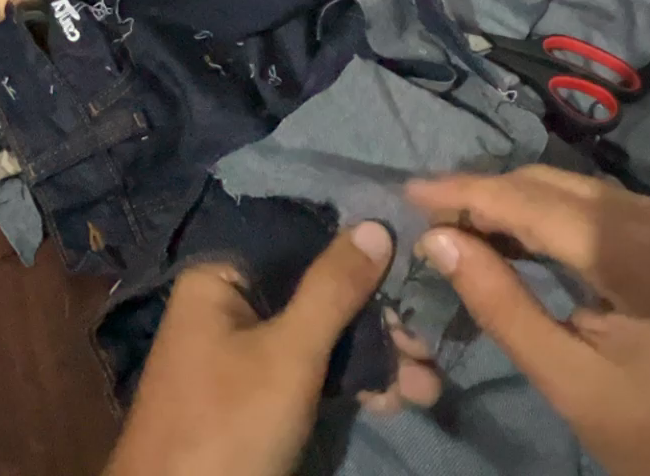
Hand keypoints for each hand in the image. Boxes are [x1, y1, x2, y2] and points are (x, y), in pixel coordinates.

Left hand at [105, 221, 429, 475]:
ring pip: (321, 333)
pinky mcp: (260, 394)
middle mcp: (231, 303)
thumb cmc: (227, 426)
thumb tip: (375, 223)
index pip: (298, 238)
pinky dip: (353, 381)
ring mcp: (245, 351)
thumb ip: (333, 288)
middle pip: (315, 289)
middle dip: (376, 316)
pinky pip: (313, 369)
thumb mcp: (288, 354)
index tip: (410, 256)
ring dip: (375, 353)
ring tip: (427, 382)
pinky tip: (397, 398)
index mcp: (221, 276)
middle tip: (428, 341)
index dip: (356, 246)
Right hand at [408, 166, 649, 475]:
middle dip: (484, 194)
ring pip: (569, 189)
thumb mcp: (569, 382)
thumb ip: (501, 304)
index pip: (537, 204)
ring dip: (510, 201)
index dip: (468, 193)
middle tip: (426, 211)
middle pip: (553, 187)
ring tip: (454, 218)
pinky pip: (592, 204)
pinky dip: (543, 213)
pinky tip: (507, 229)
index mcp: (648, 258)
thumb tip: (437, 239)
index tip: (410, 192)